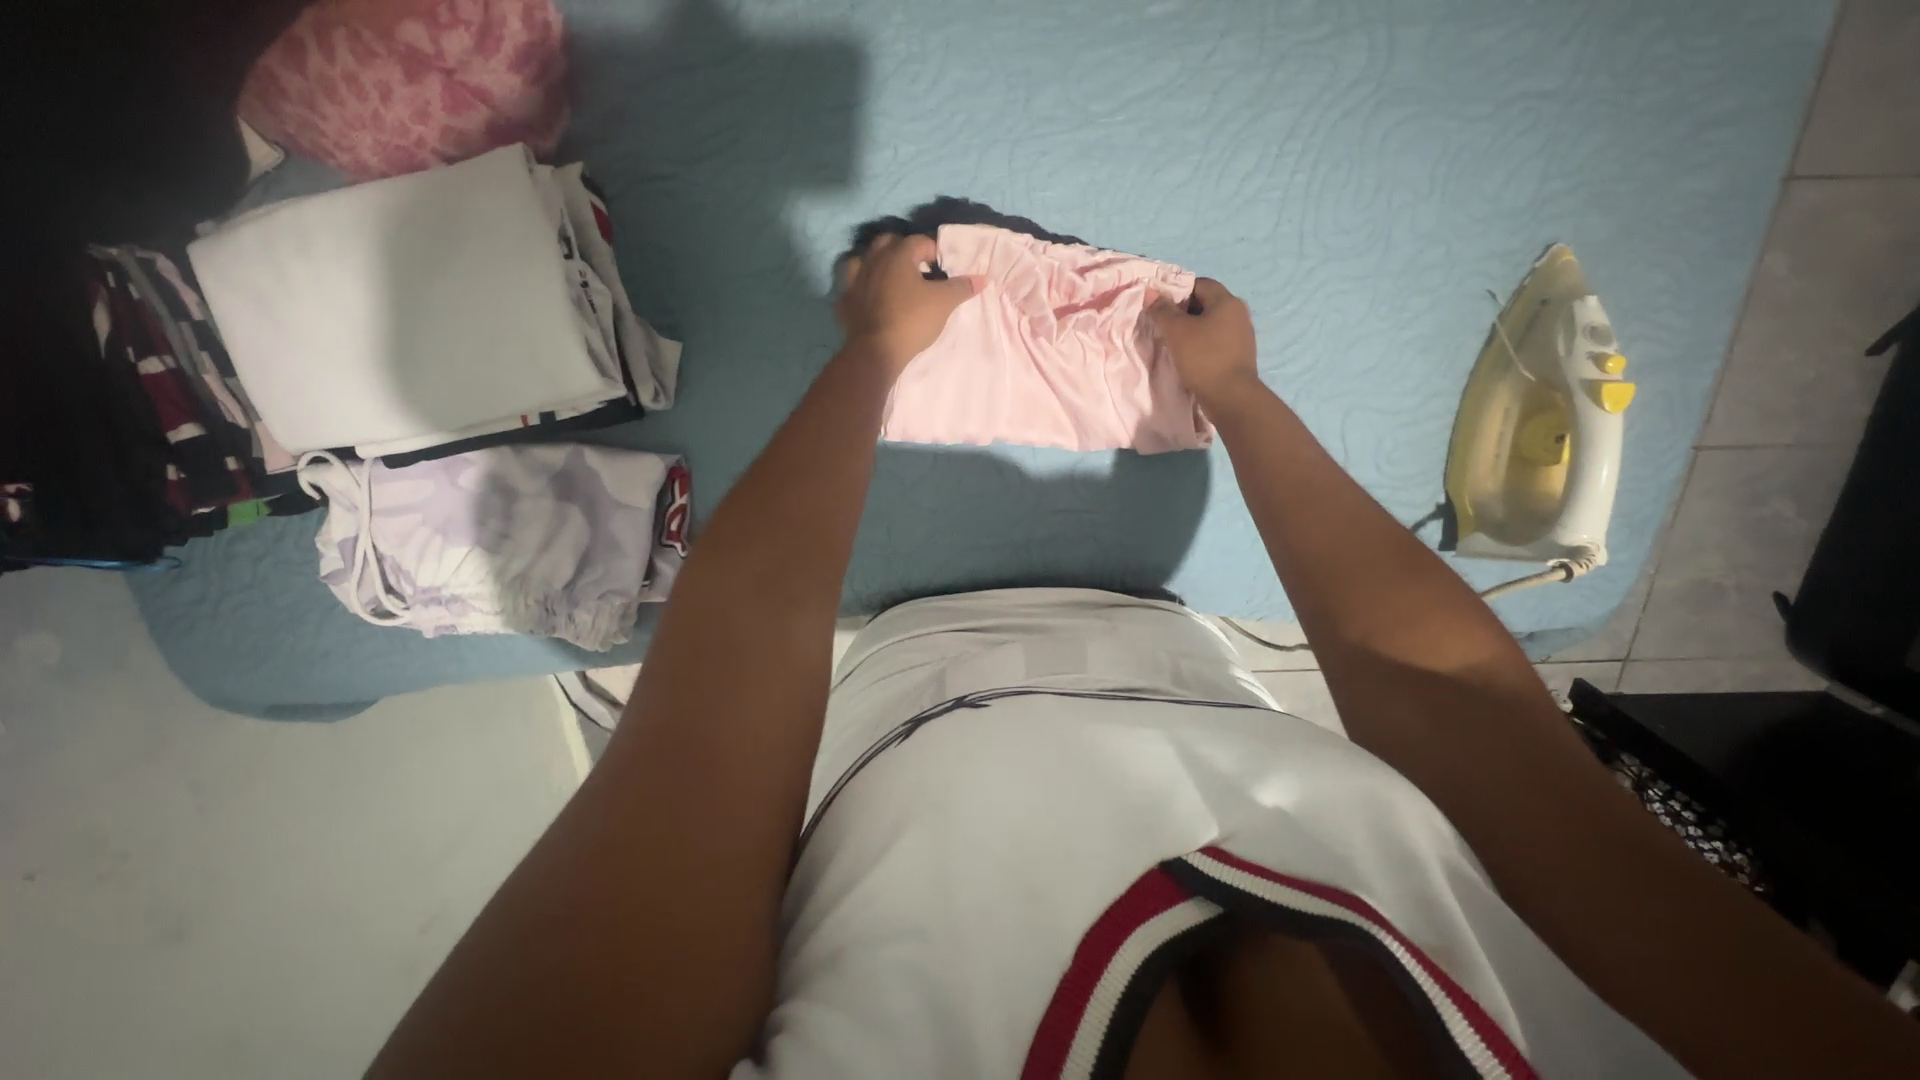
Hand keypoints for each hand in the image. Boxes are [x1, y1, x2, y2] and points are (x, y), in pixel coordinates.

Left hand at [835, 234, 976, 373]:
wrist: (876, 351)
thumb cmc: (912, 320)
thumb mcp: (944, 303)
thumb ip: (961, 287)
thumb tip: (981, 278)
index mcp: (897, 255)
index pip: (919, 241)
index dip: (934, 251)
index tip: (943, 267)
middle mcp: (872, 261)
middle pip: (887, 243)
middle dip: (903, 250)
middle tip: (917, 269)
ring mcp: (854, 281)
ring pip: (862, 260)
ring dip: (876, 264)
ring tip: (889, 278)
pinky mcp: (844, 303)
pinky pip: (851, 289)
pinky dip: (860, 290)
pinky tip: (867, 299)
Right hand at [1148, 278, 1261, 407]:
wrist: (1231, 396)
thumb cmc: (1204, 358)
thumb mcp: (1177, 332)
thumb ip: (1162, 310)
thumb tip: (1150, 292)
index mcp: (1227, 301)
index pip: (1200, 283)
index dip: (1178, 291)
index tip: (1161, 306)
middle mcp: (1239, 313)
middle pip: (1206, 302)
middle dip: (1184, 311)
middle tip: (1164, 324)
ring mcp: (1242, 334)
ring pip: (1212, 323)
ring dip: (1193, 328)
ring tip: (1174, 342)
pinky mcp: (1239, 354)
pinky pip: (1217, 340)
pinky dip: (1202, 343)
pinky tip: (1189, 356)